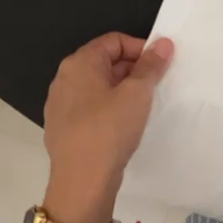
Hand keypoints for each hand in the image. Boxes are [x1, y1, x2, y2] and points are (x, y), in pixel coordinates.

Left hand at [41, 32, 174, 222]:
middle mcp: (64, 78)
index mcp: (79, 63)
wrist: (82, 181)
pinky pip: (90, 107)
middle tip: (156, 86)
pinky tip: (123, 125)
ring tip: (143, 106)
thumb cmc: (109, 130)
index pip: (114, 41)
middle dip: (133, 69)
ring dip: (122, 90)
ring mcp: (60, 104)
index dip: (140, 48)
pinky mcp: (62, 127)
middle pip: (104, 61)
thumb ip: (151, 65)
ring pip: (98, 86)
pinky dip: (109, 108)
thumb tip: (162, 43)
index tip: (160, 66)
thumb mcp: (137, 94)